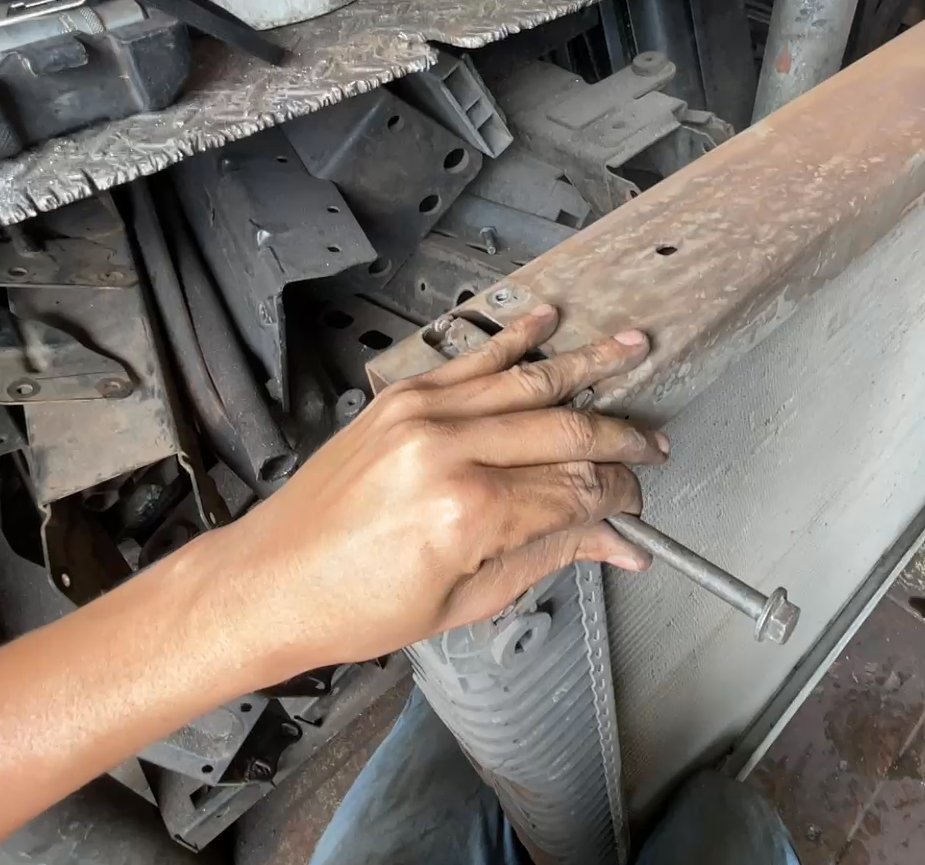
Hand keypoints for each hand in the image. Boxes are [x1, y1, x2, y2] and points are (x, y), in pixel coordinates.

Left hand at [203, 304, 664, 675]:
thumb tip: (616, 546)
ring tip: (632, 345)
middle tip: (653, 444)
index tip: (636, 501)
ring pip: (528, 379)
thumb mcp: (465, 600)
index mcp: (467, 512)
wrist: (270, 579)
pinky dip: (515, 336)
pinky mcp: (402, 396)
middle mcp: (448, 448)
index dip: (618, 496)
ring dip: (588, 363)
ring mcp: (422, 412)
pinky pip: (472, 357)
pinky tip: (549, 318)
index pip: (576, 490)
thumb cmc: (356, 605)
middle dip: (620, 438)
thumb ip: (549, 556)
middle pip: (564, 431)